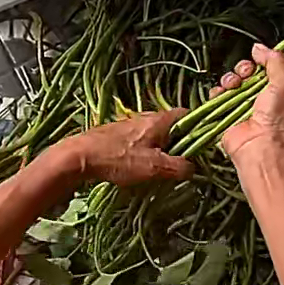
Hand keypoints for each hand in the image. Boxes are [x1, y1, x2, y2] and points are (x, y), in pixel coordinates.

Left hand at [53, 109, 195, 186]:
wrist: (78, 157)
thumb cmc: (119, 158)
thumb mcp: (155, 167)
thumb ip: (179, 167)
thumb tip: (194, 168)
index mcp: (159, 120)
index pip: (188, 115)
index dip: (199, 127)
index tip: (205, 145)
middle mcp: (146, 117)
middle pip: (173, 127)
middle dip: (181, 143)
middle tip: (186, 163)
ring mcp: (130, 125)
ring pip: (156, 135)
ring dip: (163, 150)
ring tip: (165, 169)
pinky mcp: (118, 135)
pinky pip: (141, 141)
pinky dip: (147, 152)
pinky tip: (143, 168)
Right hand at [217, 43, 283, 162]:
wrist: (259, 146)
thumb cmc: (278, 117)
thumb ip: (275, 60)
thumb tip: (259, 47)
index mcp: (281, 90)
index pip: (267, 67)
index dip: (261, 61)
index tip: (259, 61)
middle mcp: (262, 98)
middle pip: (248, 72)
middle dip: (244, 68)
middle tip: (246, 74)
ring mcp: (243, 106)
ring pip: (232, 81)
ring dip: (230, 78)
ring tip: (233, 85)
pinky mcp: (226, 114)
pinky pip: (218, 96)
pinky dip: (217, 91)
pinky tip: (221, 92)